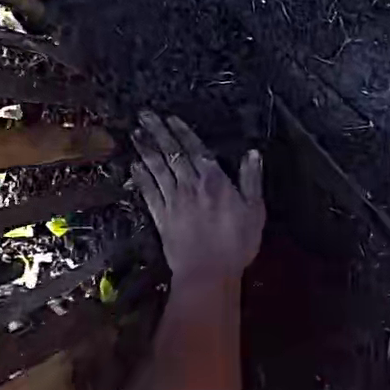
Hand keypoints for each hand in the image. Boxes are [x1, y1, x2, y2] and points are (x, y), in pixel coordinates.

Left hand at [130, 112, 264, 283]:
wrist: (208, 274)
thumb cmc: (237, 243)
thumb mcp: (255, 210)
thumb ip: (251, 179)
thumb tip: (252, 153)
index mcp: (214, 181)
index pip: (195, 149)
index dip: (182, 132)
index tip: (170, 118)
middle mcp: (190, 186)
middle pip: (172, 154)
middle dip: (158, 133)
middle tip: (144, 115)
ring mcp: (173, 202)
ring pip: (157, 170)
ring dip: (146, 150)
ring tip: (136, 134)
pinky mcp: (162, 218)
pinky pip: (149, 194)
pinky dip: (141, 179)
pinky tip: (134, 167)